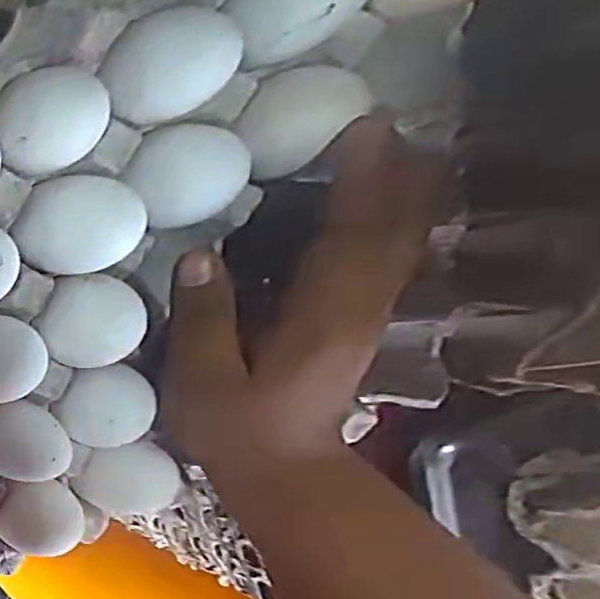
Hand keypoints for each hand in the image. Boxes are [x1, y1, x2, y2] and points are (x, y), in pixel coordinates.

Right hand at [164, 117, 449, 476]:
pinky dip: (386, 227)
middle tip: (377, 126)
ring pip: (397, 243)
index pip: (354, 234)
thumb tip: (201, 255)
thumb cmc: (236, 431)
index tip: (361, 127)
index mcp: (324, 316)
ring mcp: (364, 317)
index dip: (363, 178)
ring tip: (383, 153)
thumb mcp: (202, 380)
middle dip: (396, 173)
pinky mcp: (354, 326)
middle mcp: (359, 308)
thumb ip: (203, 318)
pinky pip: (382, 261)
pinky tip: (368, 213)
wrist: (285, 472)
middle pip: (395, 228)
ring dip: (399, 195)